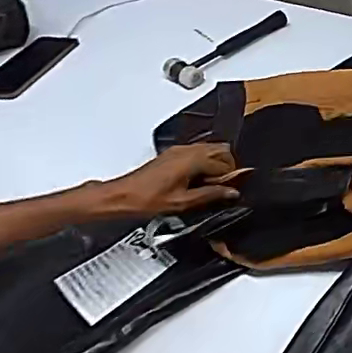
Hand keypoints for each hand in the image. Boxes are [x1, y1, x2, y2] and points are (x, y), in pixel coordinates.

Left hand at [81, 143, 237, 219]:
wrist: (120, 196)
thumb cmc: (145, 199)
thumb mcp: (182, 203)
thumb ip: (210, 195)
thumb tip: (231, 193)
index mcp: (193, 160)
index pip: (224, 165)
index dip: (230, 179)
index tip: (230, 191)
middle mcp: (188, 150)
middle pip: (222, 151)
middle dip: (227, 168)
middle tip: (223, 187)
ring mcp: (180, 150)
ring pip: (211, 149)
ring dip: (216, 165)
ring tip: (210, 185)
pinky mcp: (173, 154)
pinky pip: (198, 152)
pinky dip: (205, 163)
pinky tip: (197, 180)